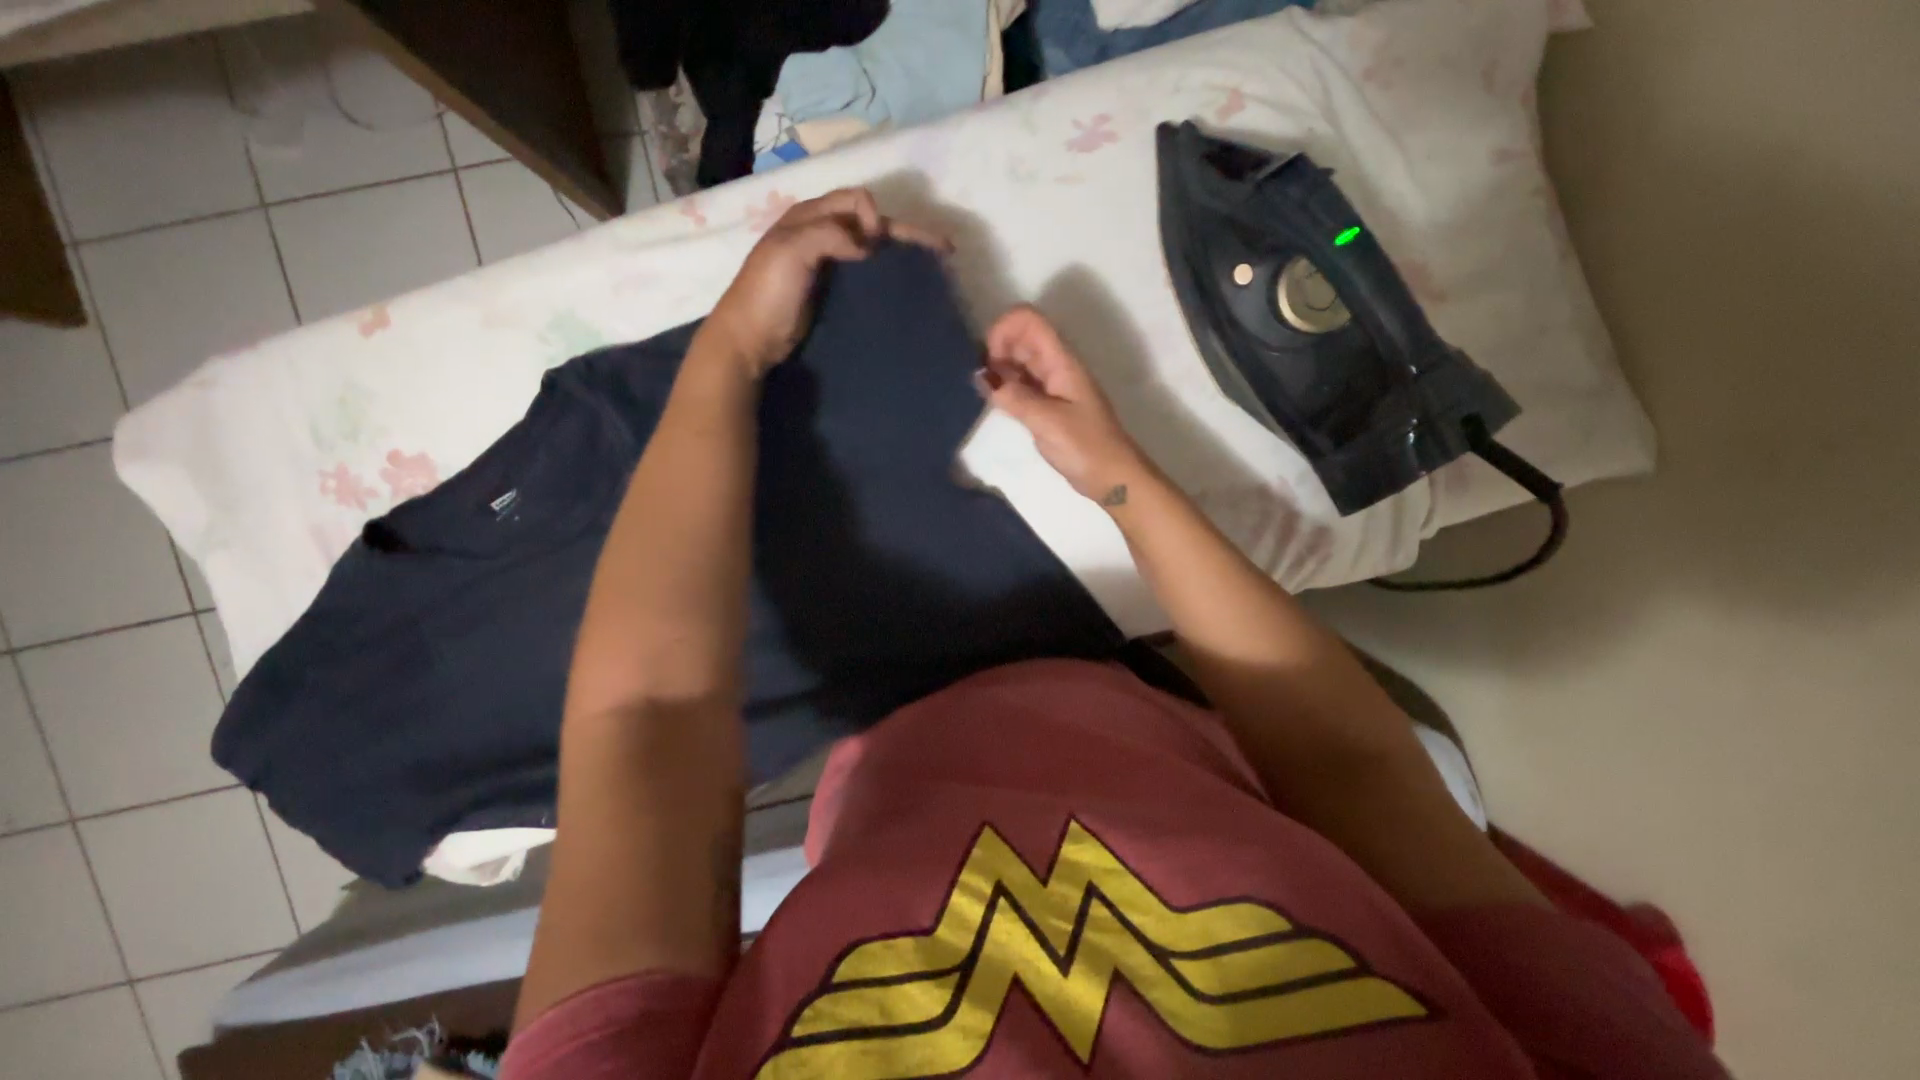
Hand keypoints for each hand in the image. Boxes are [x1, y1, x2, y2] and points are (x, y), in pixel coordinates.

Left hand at [702, 188, 951, 376]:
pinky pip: (867, 274)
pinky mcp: (833, 292)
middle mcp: (821, 233)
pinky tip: (906, 287)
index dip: (873, 215)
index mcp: (809, 216)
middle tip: (942, 248)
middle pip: (870, 222)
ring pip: (872, 248)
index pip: (855, 200)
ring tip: (935, 266)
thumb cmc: (766, 293)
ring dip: (902, 253)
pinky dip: (888, 275)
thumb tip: (868, 244)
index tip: (875, 244)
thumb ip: (829, 234)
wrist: (749, 341)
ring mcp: (828, 264)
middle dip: (905, 231)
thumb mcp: (791, 250)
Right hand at [978, 306, 1150, 505]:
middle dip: (996, 350)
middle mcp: (1055, 366)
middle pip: (1021, 337)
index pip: (1029, 321)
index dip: (1004, 328)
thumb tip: (981, 376)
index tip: (989, 359)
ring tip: (988, 395)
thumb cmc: (1086, 447)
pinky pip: (1021, 383)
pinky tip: (997, 404)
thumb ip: (1014, 397)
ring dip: (999, 369)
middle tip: (985, 383)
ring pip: (1019, 360)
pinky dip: (1005, 387)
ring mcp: (1051, 385)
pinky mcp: (1047, 405)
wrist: (1112, 477)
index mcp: (1061, 361)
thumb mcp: (1047, 421)